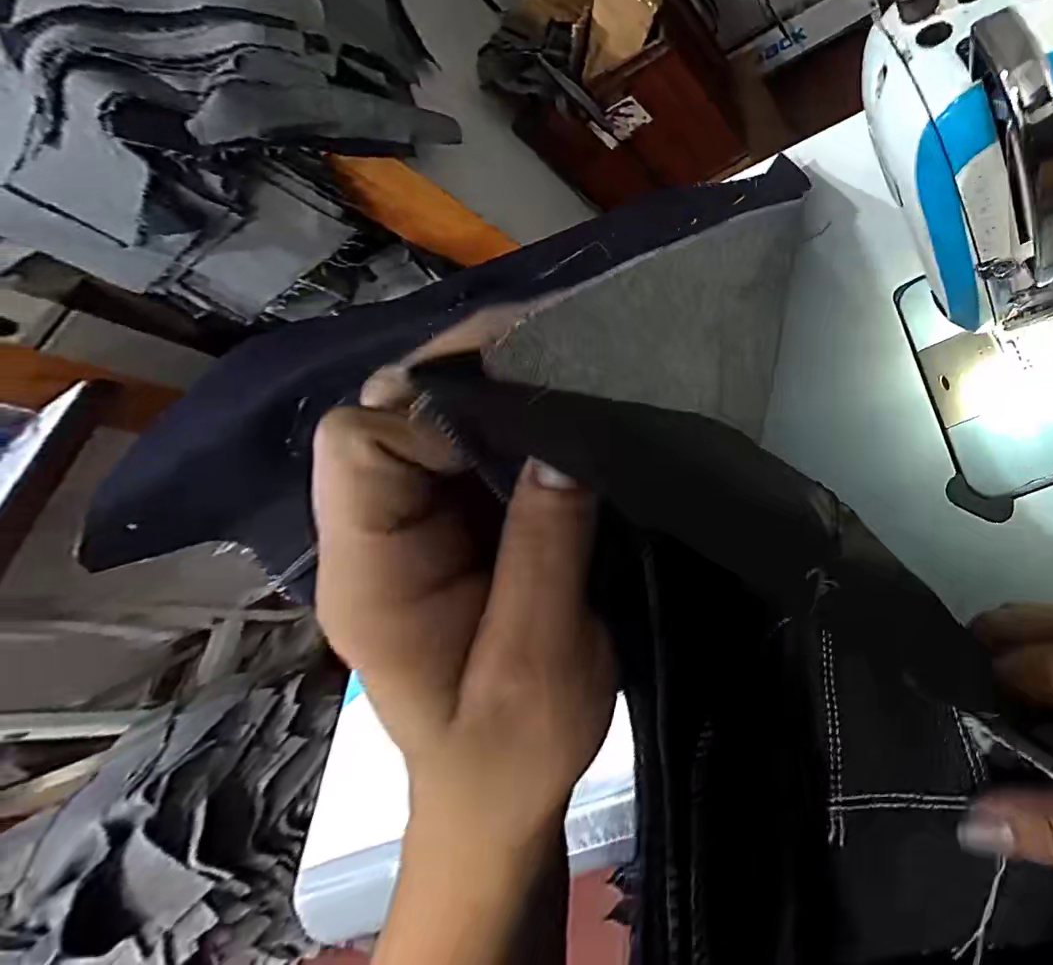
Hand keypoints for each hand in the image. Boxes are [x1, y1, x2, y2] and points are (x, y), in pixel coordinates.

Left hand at [312, 308, 614, 847]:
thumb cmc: (514, 744)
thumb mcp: (537, 656)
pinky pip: (482, 459)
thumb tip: (563, 448)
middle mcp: (381, 534)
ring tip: (583, 386)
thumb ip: (545, 551)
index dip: (443, 418)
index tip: (538, 427)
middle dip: (474, 383)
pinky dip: (527, 432)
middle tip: (569, 366)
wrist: (504, 791)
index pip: (364, 447)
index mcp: (374, 571)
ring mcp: (422, 530)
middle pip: (393, 419)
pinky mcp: (467, 533)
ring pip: (439, 429)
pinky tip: (575, 426)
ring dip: (508, 402)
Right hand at [960, 597, 1052, 896]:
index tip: (962, 750)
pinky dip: (1038, 661)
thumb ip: (1044, 827)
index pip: (1001, 669)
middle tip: (974, 735)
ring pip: (1030, 626)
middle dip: (981, 672)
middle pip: (1006, 629)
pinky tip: (1043, 720)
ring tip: (1002, 731)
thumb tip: (966, 824)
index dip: (977, 710)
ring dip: (1009, 668)